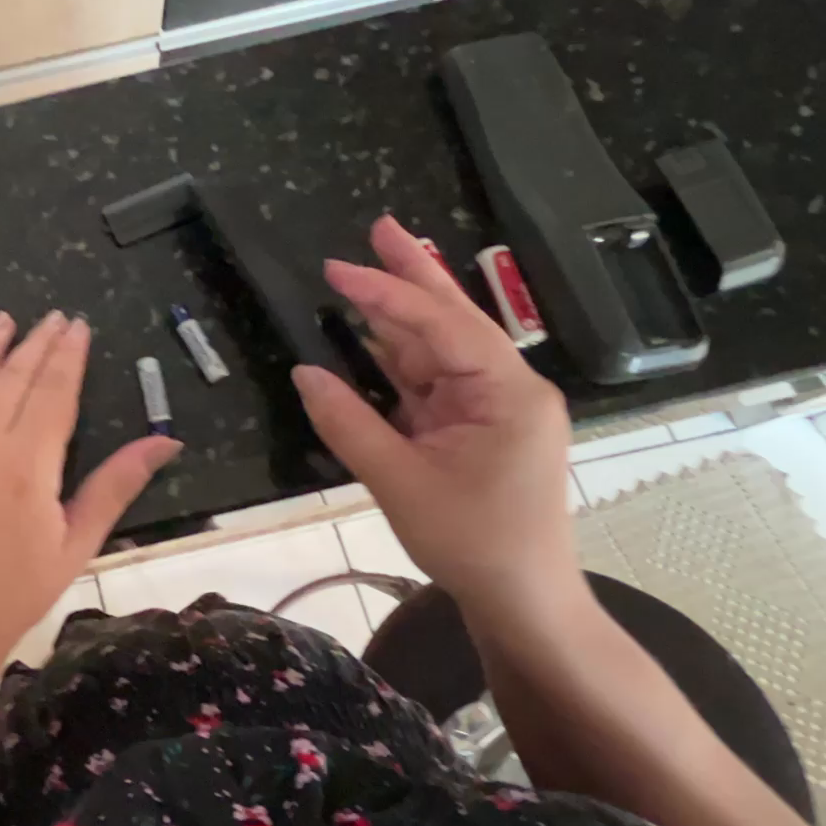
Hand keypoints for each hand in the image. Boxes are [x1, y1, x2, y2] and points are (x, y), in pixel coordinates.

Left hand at [0, 311, 181, 664]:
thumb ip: (115, 485)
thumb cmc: (17, 594)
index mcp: (28, 465)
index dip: (68, 356)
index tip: (78, 325)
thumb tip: (164, 443)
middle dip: (36, 343)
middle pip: (13, 379)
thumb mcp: (77, 544)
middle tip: (52, 315)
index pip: (54, 392)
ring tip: (6, 319)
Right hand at [292, 215, 579, 609]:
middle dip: (413, 274)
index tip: (335, 269)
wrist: (520, 598)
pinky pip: (432, 381)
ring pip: (440, 347)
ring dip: (403, 311)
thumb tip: (305, 374)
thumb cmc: (470, 541)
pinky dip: (400, 358)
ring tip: (370, 267)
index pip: (439, 326)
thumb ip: (349, 422)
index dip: (385, 293)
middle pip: (452, 319)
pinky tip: (377, 334)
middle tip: (381, 227)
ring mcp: (491, 407)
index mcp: (505, 392)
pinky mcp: (474, 427)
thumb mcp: (398, 482)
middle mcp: (505, 387)